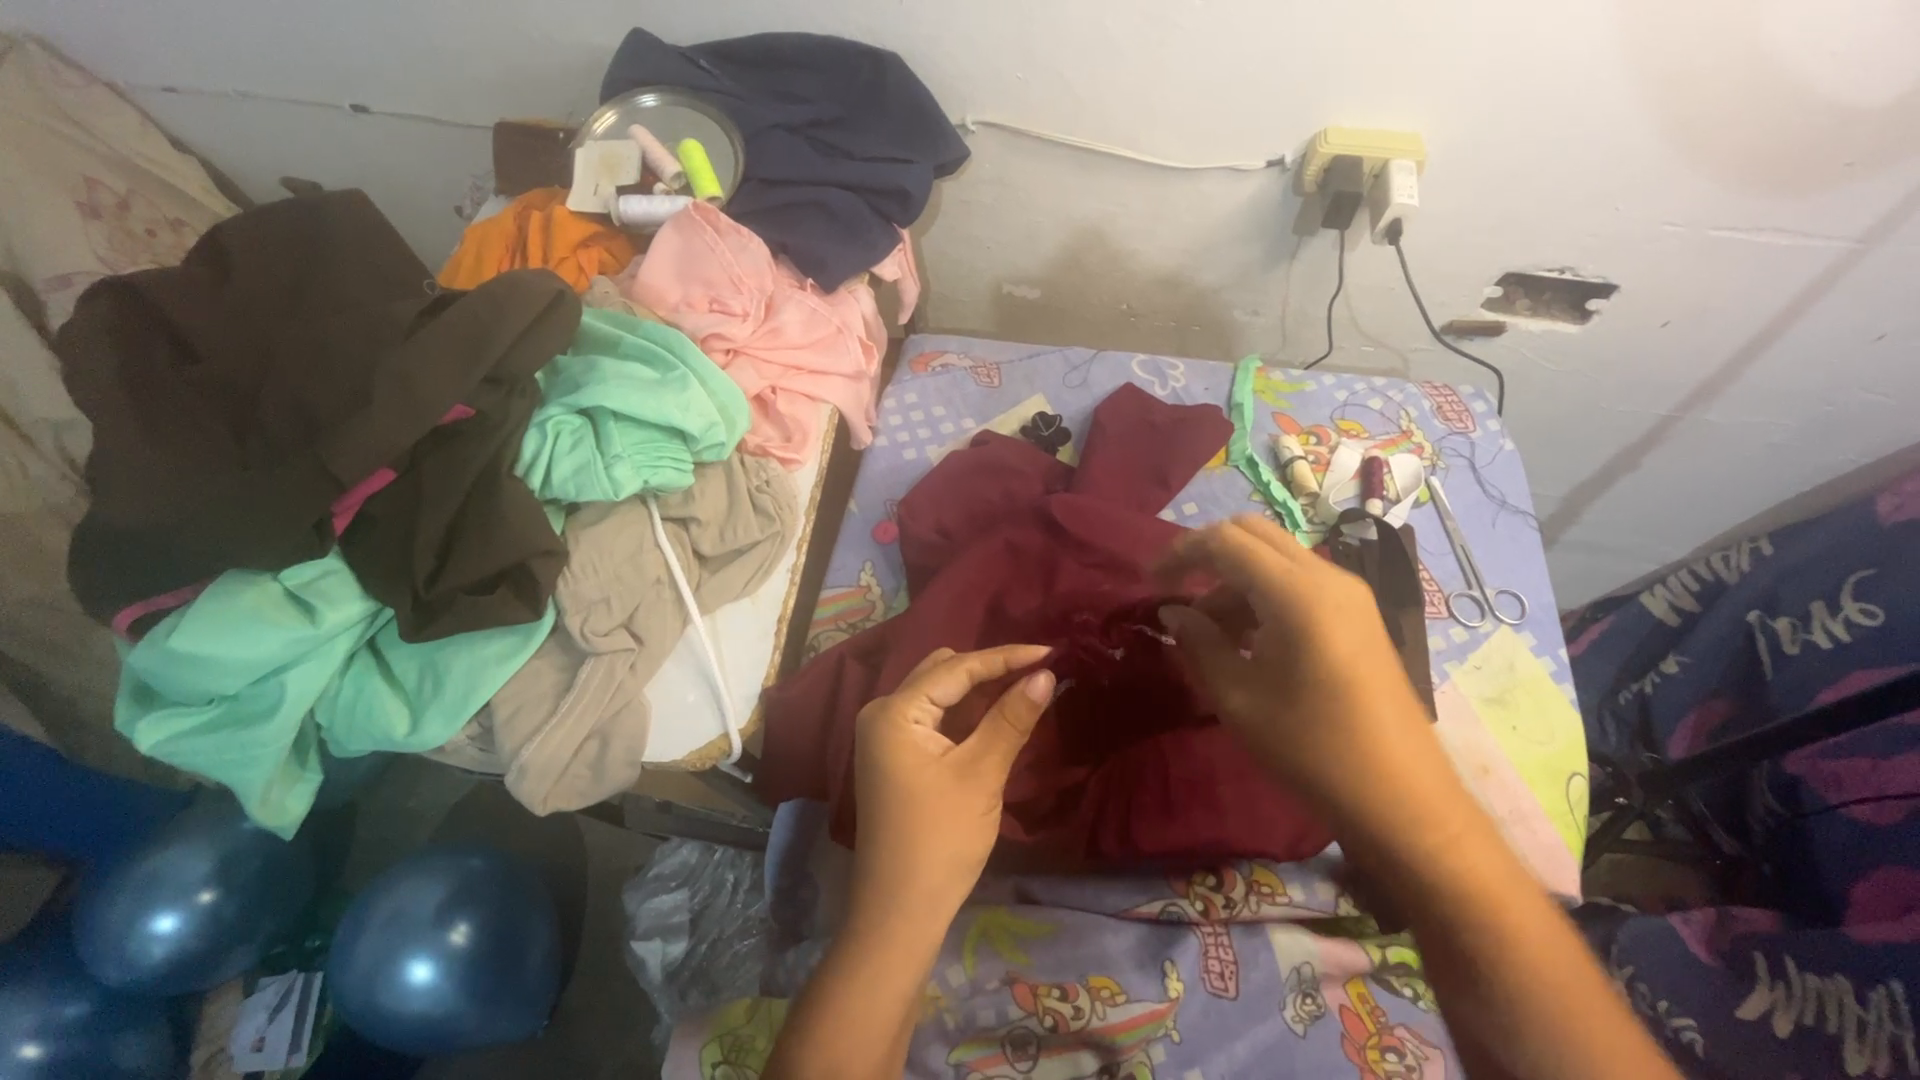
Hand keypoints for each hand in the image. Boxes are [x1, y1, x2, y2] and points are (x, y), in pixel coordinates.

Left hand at [849, 645, 1054, 925]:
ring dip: (980, 691)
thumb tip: (1046, 674)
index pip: (957, 667)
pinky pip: (935, 719)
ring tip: (1027, 687)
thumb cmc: (940, 839)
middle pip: (943, 672)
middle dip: (991, 669)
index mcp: (895, 711)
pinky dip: (966, 715)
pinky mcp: (896, 757)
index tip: (1052, 651)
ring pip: (940, 695)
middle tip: (1040, 671)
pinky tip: (998, 715)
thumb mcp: (981, 774)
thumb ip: (1011, 719)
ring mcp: (887, 736)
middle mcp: (883, 713)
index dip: (1006, 657)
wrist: (900, 909)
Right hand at [1153, 514, 1439, 828]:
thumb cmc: (1310, 748)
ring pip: (1276, 558)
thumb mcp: (1238, 698)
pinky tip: (1247, 642)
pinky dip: (1263, 595)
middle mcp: (1327, 578)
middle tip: (1176, 594)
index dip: (1180, 552)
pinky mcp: (1358, 615)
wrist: (1399, 795)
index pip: (1225, 541)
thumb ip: (1199, 643)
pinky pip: (1299, 582)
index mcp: (1296, 594)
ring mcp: (1349, 594)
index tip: (1150, 584)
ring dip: (1234, 580)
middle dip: (1207, 555)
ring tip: (1209, 634)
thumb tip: (1172, 612)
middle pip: (1253, 534)